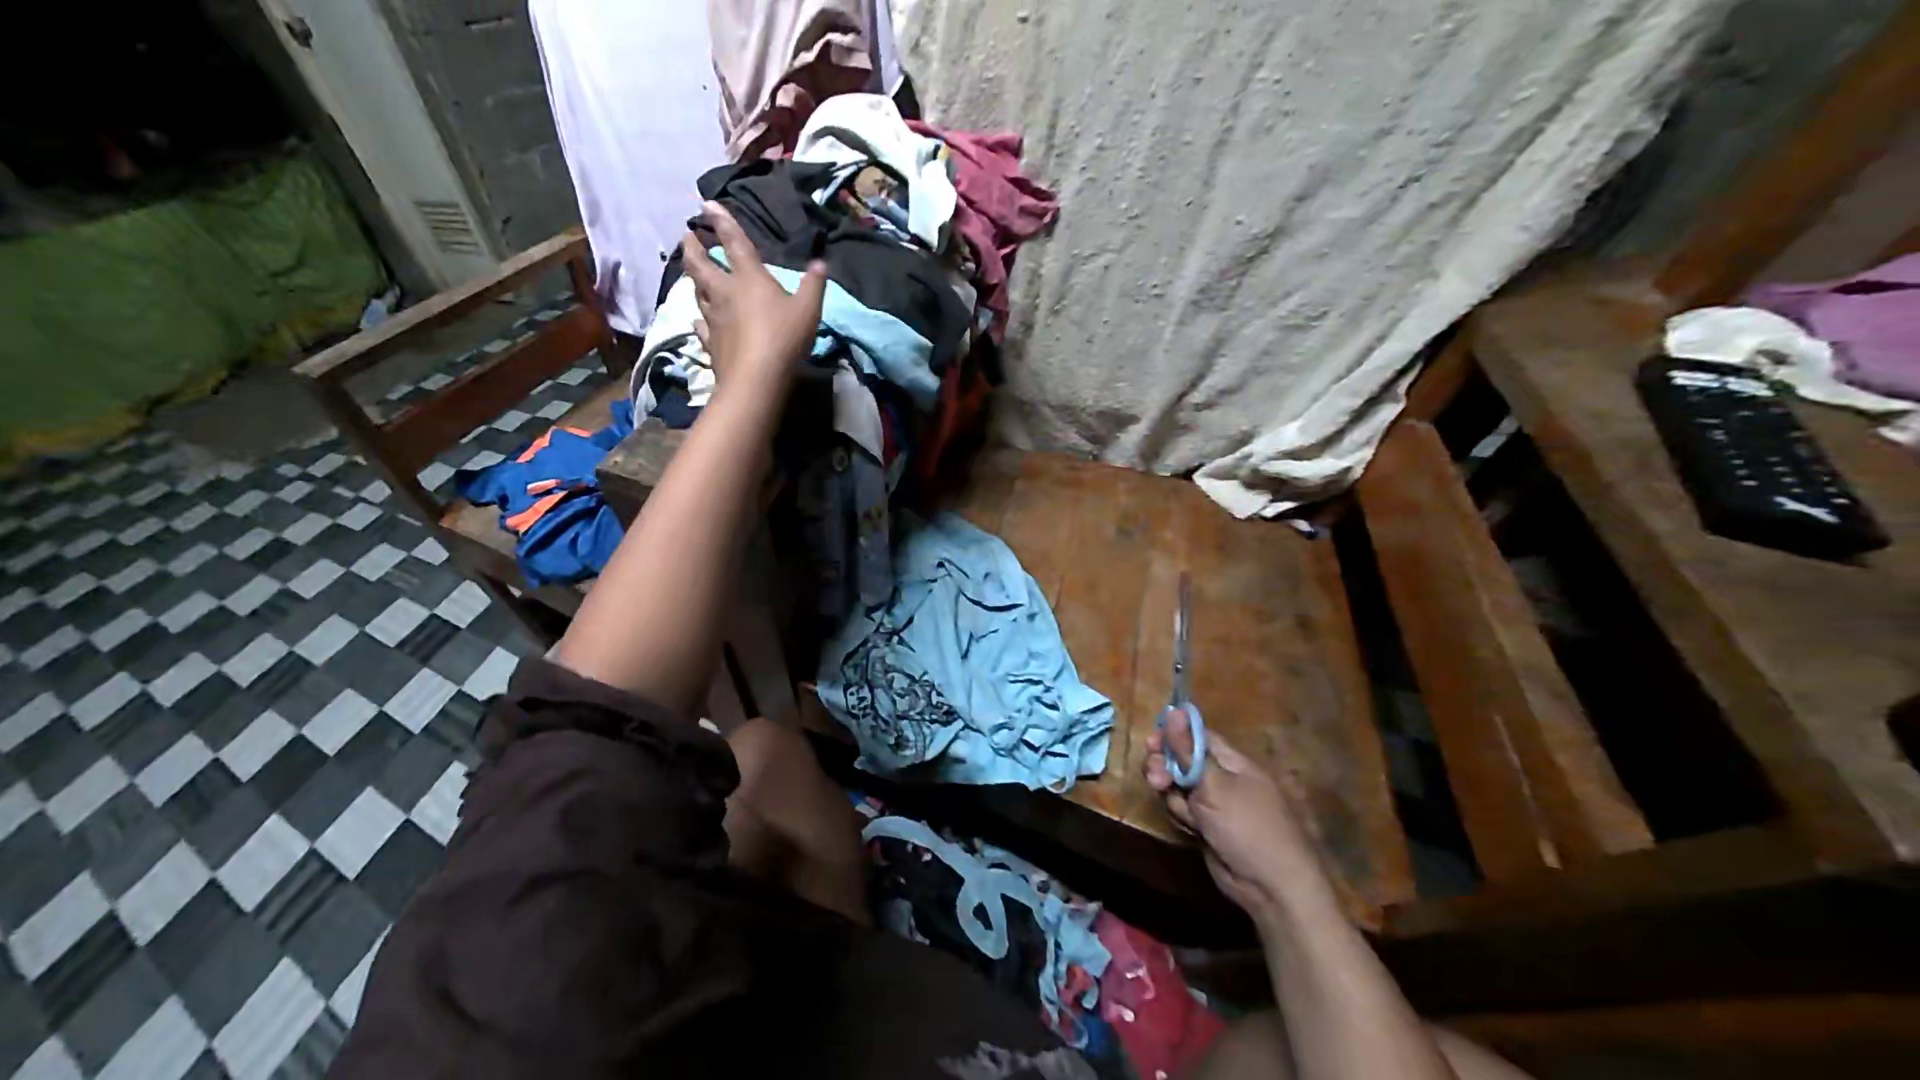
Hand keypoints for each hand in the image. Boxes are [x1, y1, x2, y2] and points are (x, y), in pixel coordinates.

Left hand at [681, 200, 826, 393]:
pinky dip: (700, 320)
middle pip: (701, 265)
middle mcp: (725, 292)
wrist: (756, 378)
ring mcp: (714, 319)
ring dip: (693, 279)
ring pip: (698, 293)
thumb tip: (820, 263)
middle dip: (692, 247)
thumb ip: (814, 284)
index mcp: (749, 278)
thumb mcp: (809, 309)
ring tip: (692, 272)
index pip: (734, 242)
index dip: (722, 221)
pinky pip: (702, 327)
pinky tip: (699, 320)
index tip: (706, 204)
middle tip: (686, 236)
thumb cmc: (784, 338)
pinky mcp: (711, 343)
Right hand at [1145, 708, 1318, 917]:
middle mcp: (1222, 778)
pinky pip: (1183, 810)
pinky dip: (1182, 816)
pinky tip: (1191, 828)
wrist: (1270, 886)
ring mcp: (1214, 804)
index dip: (1173, 734)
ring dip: (1174, 795)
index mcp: (1232, 761)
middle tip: (1156, 780)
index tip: (1151, 742)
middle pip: (1182, 760)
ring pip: (1178, 787)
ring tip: (1186, 813)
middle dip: (1165, 767)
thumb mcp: (1214, 785)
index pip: (1197, 736)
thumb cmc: (1247, 826)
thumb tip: (1174, 709)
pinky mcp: (1206, 827)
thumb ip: (1188, 750)